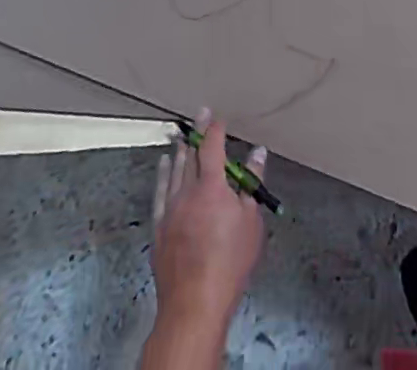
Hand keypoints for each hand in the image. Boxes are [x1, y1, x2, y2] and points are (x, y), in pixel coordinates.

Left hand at [141, 109, 265, 368]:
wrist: (194, 301)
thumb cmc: (230, 261)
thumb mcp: (251, 221)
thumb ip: (252, 183)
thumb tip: (257, 154)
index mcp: (212, 187)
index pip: (213, 148)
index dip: (215, 130)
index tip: (216, 116)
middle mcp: (187, 191)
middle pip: (191, 156)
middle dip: (197, 134)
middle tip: (199, 116)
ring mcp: (170, 208)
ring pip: (174, 170)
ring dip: (180, 151)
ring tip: (182, 136)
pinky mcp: (159, 226)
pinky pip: (160, 191)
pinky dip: (163, 174)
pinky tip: (164, 165)